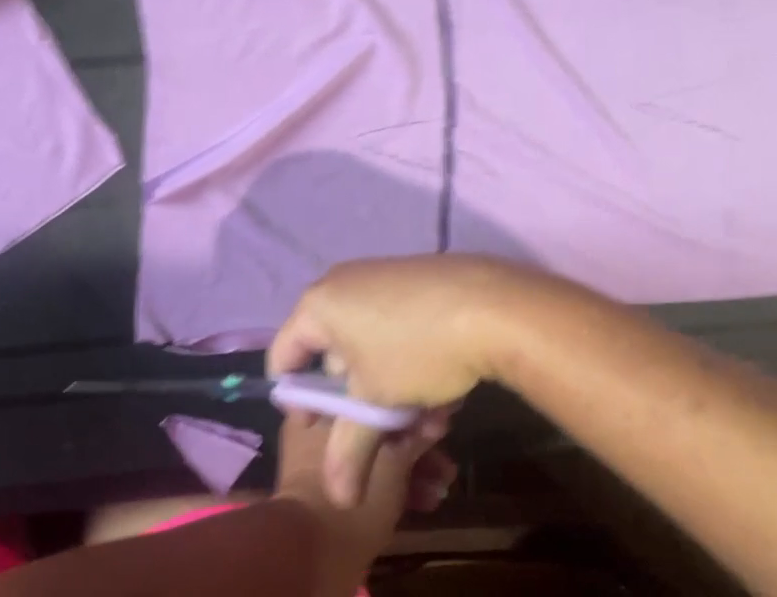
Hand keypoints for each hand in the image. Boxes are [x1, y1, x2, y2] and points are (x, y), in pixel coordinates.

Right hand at [267, 255, 574, 505]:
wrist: (493, 305)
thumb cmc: (416, 350)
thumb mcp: (378, 402)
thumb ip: (349, 448)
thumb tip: (338, 501)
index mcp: (317, 306)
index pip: (284, 356)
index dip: (298, 399)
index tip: (320, 430)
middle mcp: (339, 284)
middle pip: (330, 353)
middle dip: (355, 398)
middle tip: (382, 429)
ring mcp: (376, 276)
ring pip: (367, 345)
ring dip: (386, 386)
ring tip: (423, 417)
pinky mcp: (410, 279)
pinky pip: (392, 327)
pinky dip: (406, 359)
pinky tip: (441, 389)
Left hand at [273, 408, 457, 594]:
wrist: (310, 554)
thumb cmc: (350, 502)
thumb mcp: (390, 467)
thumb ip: (411, 439)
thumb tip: (434, 418)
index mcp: (324, 408)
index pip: (373, 397)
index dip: (410, 414)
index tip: (439, 429)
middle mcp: (318, 423)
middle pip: (374, 427)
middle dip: (415, 449)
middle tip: (446, 468)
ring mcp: (320, 455)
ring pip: (371, 452)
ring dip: (409, 470)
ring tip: (441, 489)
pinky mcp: (329, 485)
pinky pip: (362, 473)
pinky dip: (390, 484)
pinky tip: (425, 502)